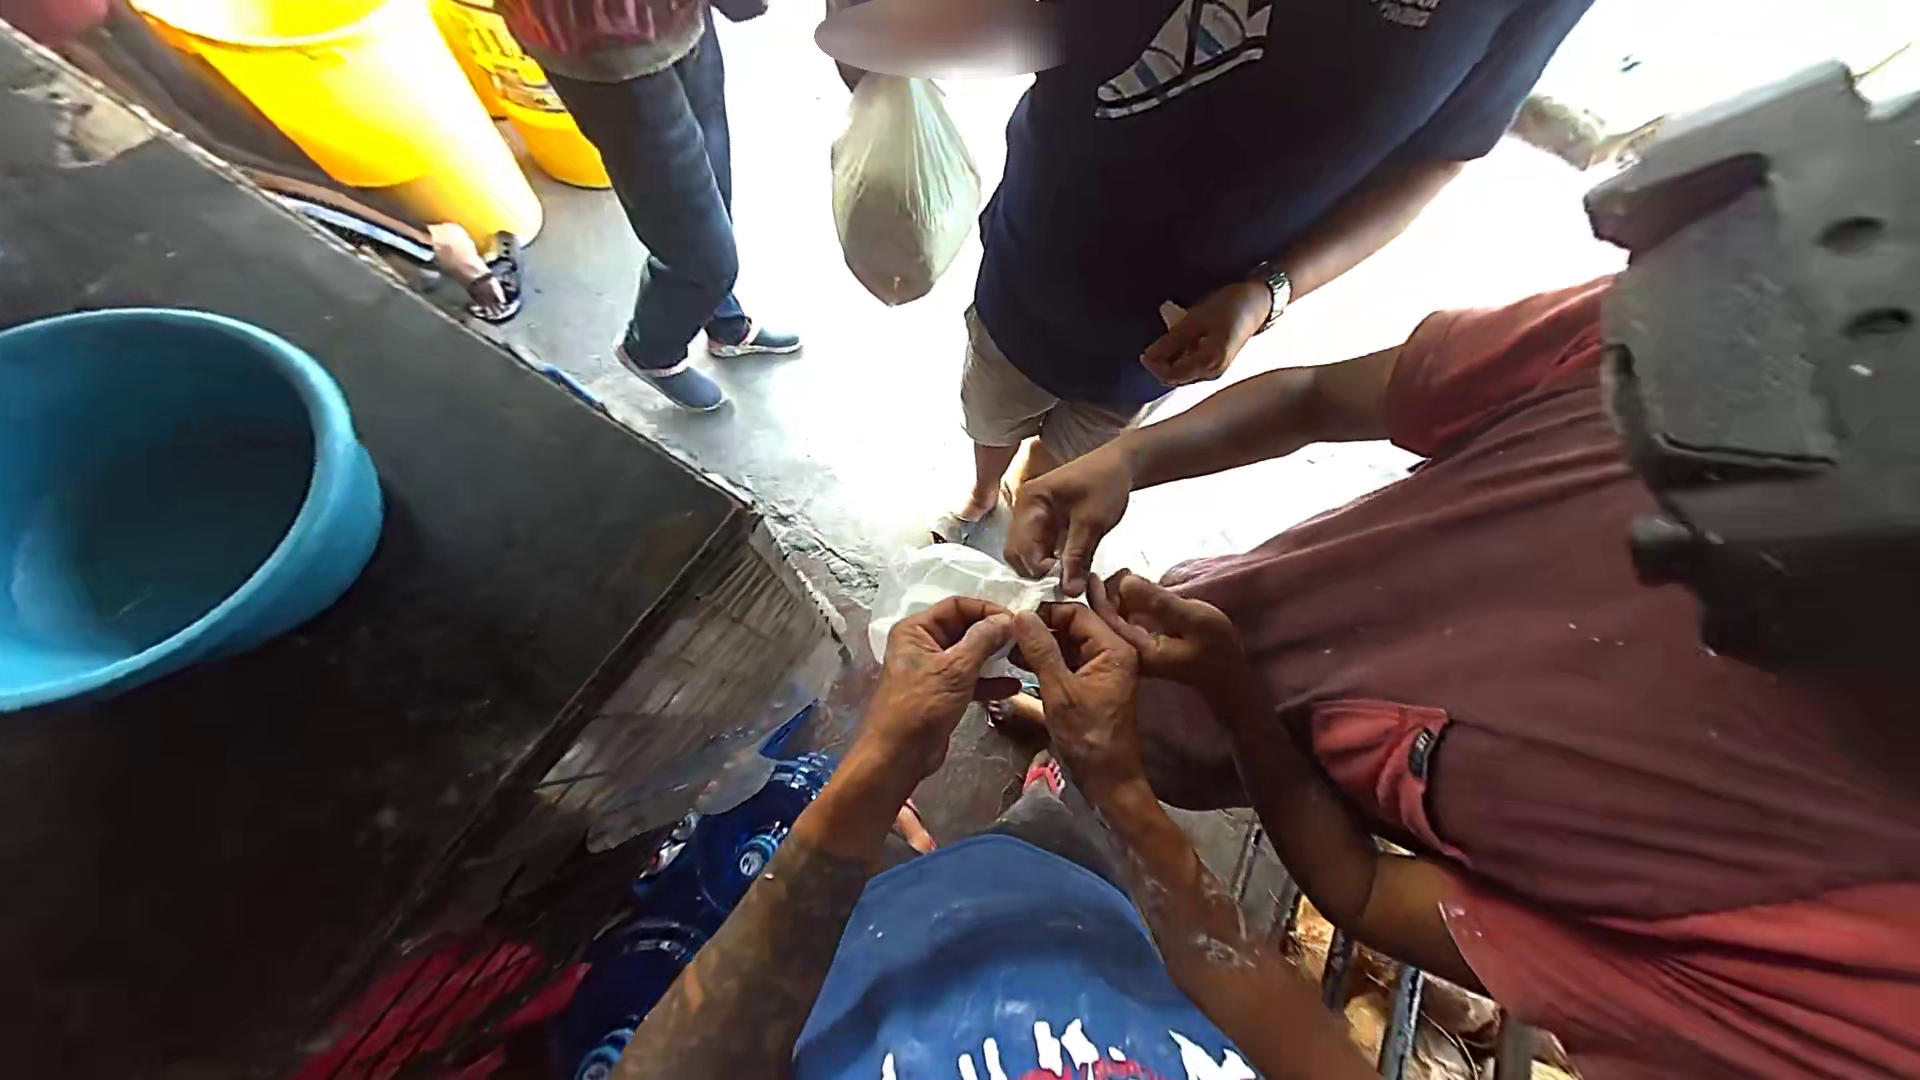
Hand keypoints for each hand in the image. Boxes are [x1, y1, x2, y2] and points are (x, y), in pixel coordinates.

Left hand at [860, 597, 1018, 781]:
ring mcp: (933, 669)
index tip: (1015, 619)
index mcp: (916, 630)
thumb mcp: (956, 669)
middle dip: (993, 633)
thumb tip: (1008, 619)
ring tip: (1021, 658)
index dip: (986, 609)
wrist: (898, 756)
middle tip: (1023, 638)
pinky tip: (1012, 686)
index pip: (956, 606)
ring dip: (994, 657)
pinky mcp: (943, 692)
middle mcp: (923, 644)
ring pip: (969, 654)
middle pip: (964, 628)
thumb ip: (983, 640)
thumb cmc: (921, 706)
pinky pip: (970, 678)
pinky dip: (989, 680)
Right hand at [1004, 442, 1133, 597]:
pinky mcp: (1045, 523)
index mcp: (1029, 502)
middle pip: (1017, 552)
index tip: (1066, 581)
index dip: (1039, 569)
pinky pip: (1041, 549)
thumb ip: (1078, 557)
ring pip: (1028, 553)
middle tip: (1066, 580)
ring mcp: (1033, 516)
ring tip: (1071, 575)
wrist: (1121, 464)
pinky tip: (1071, 567)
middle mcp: (1023, 509)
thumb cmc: (1105, 483)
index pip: (1020, 547)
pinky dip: (1052, 561)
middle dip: (1037, 572)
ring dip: (1045, 568)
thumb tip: (1069, 592)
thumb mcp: (1092, 521)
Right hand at [1009, 603, 1143, 801]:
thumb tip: (1021, 614)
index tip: (1016, 621)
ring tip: (1010, 648)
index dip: (1046, 613)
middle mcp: (1114, 651)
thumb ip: (1041, 650)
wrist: (1107, 778)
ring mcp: (1104, 666)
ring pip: (1068, 641)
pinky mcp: (1093, 680)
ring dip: (1041, 643)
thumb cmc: (1087, 736)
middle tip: (1009, 634)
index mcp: (1114, 648)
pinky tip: (1021, 661)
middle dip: (1041, 628)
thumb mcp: (1059, 690)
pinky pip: (1068, 658)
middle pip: (1073, 624)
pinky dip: (1047, 658)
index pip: (1078, 612)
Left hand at [1088, 570, 1251, 701]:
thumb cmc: (1218, 648)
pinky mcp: (1146, 642)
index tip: (1092, 575)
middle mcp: (1131, 651)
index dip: (1097, 597)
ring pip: (1117, 617)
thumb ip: (1160, 601)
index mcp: (1137, 650)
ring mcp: (1138, 647)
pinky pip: (1128, 619)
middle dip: (1106, 593)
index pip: (1106, 621)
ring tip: (1127, 575)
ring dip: (1117, 596)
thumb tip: (1125, 582)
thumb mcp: (1195, 619)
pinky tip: (1136, 588)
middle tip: (1120, 571)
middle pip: (1106, 619)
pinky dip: (1128, 602)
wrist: (1230, 673)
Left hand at [1140, 281, 1271, 385]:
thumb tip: (1148, 355)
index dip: (1154, 366)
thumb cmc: (1228, 305)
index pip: (1172, 375)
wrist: (1257, 301)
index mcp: (1209, 362)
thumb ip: (1171, 340)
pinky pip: (1190, 367)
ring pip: (1182, 374)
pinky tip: (1178, 344)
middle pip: (1175, 378)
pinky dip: (1179, 358)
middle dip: (1160, 365)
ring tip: (1164, 344)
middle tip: (1152, 348)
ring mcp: (1214, 371)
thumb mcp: (1195, 320)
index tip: (1144, 353)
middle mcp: (1212, 373)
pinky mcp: (1215, 365)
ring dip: (1169, 361)